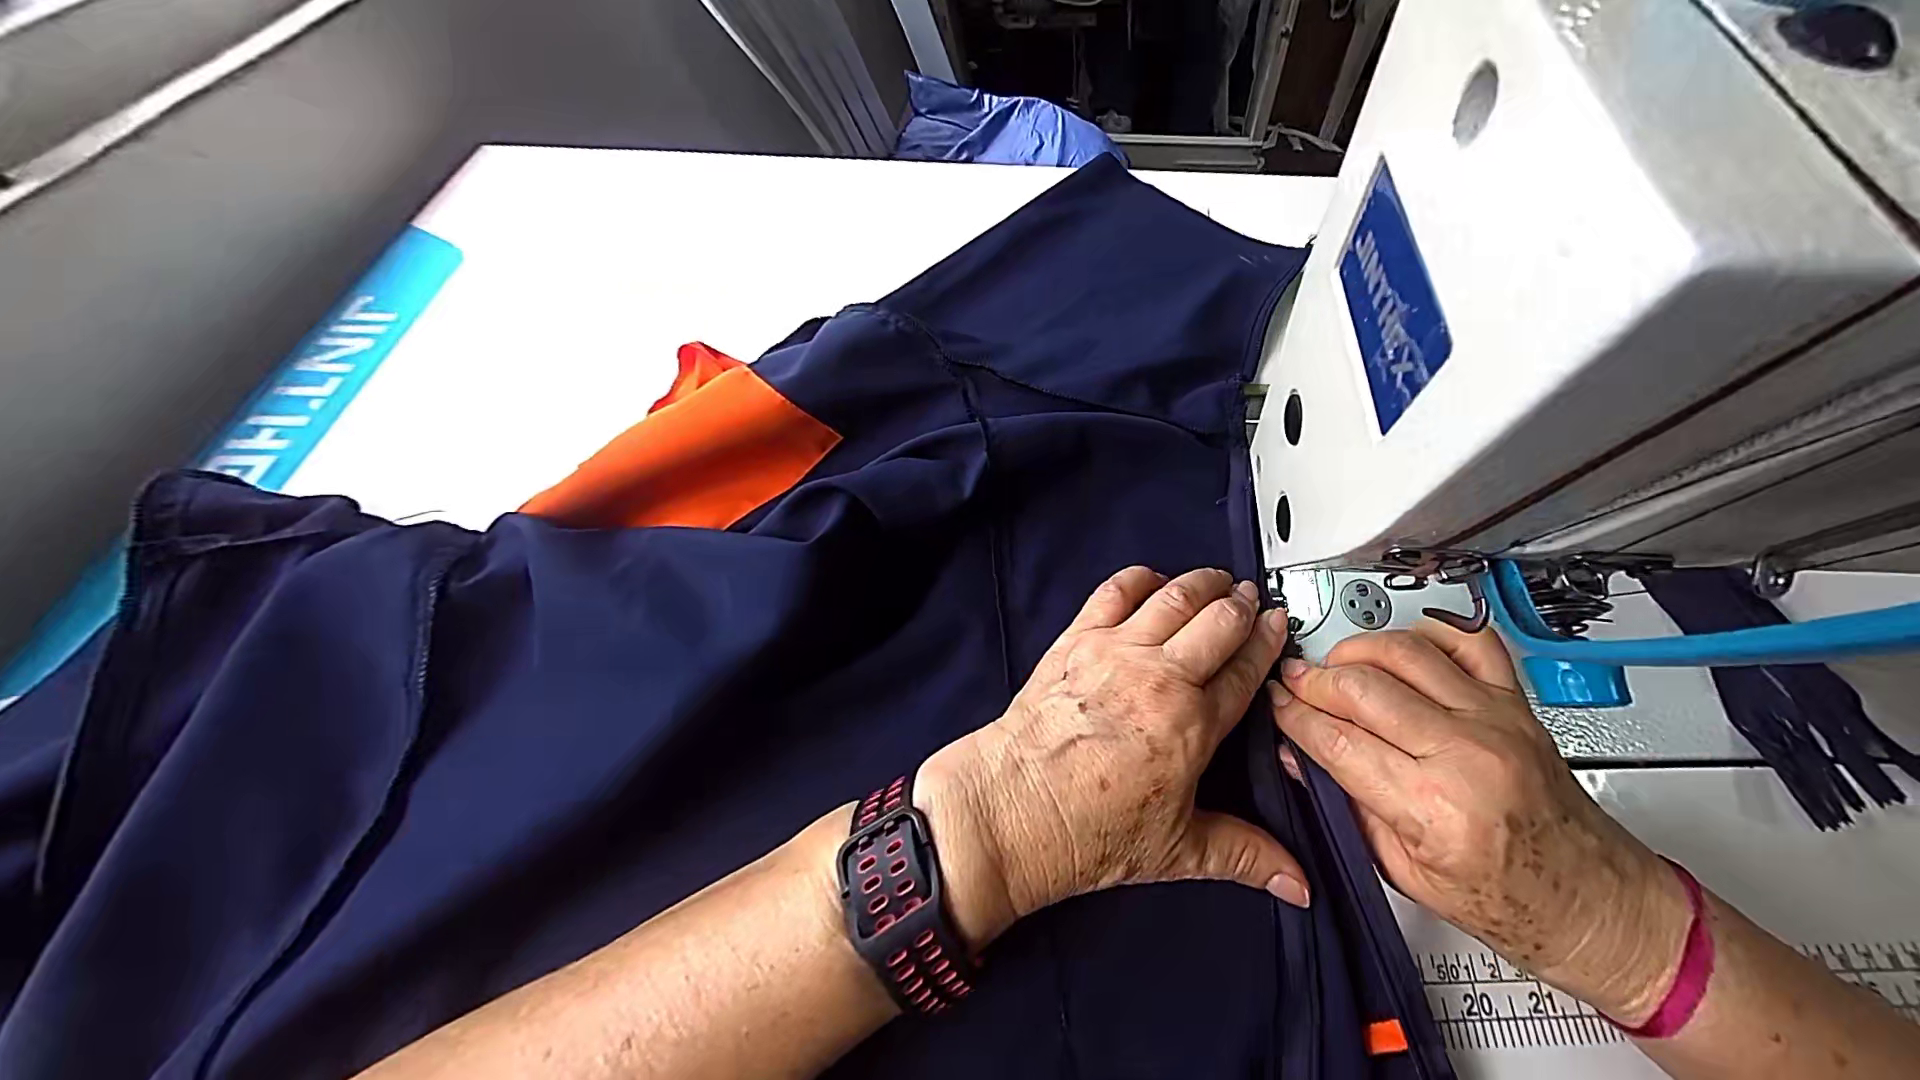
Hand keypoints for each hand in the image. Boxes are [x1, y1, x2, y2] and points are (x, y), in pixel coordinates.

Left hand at [915, 566, 1306, 952]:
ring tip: (1215, 581)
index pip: (1245, 669)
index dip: (1267, 642)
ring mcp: (1114, 653)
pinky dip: (1137, 578)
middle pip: (1217, 621)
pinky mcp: (1075, 642)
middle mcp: (1158, 678)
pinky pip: (1112, 593)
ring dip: (1201, 584)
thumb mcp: (1178, 851)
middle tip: (1252, 600)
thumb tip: (1295, 881)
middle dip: (1242, 605)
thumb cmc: (1085, 830)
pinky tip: (1151, 578)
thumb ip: (1245, 855)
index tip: (1278, 627)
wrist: (1011, 807)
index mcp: (1192, 725)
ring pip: (1172, 598)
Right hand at [1267, 622, 1691, 1024]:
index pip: (1334, 738)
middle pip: (1360, 686)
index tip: (1273, 703)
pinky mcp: (1516, 705)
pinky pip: (1468, 640)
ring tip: (1336, 665)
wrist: (1598, 907)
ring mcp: (1496, 721)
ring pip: (1403, 651)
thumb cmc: (1506, 900)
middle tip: (1292, 681)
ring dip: (1354, 650)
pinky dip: (1426, 632)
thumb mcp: (1400, 869)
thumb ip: (1343, 804)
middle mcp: (1467, 755)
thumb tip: (1297, 753)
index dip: (1290, 714)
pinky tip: (1401, 648)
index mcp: (1434, 809)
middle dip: (1311, 679)